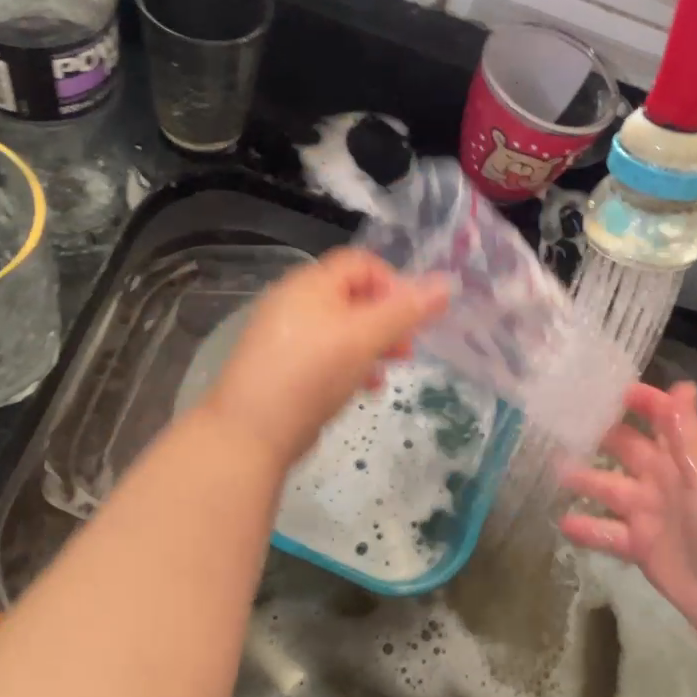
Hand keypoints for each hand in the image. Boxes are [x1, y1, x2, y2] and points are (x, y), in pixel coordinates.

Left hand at [200, 248, 449, 463]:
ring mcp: (286, 336)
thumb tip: (448, 283)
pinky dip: (351, 364)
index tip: (413, 315)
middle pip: (354, 295)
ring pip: (342, 328)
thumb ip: (406, 311)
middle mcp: (295, 302)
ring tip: (392, 370)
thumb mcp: (365, 338)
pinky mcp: (283, 369)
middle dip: (388, 318)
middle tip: (409, 346)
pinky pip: (327, 354)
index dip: (393, 282)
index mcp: (310, 284)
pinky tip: (364, 388)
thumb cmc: (311, 374)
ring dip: (374, 344)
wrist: (249, 433)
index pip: (361, 262)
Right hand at [559, 382, 696, 640]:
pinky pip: (608, 532)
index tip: (606, 387)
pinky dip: (587, 528)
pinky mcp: (641, 547)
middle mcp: (667, 480)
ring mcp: (652, 514)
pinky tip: (562, 521)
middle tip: (562, 420)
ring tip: (552, 468)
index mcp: (689, 458)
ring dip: (585, 478)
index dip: (640, 402)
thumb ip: (689, 436)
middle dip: (601, 435)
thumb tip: (683, 384)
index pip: (662, 419)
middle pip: (628, 449)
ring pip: (611, 488)